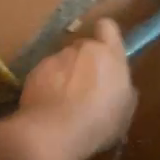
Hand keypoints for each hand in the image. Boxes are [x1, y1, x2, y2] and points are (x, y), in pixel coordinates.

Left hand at [20, 19, 136, 157]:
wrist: (54, 132)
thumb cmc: (99, 122)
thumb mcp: (125, 111)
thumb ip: (124, 90)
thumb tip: (120, 86)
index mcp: (109, 54)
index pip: (107, 26)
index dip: (106, 37)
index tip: (106, 53)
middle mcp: (81, 49)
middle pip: (83, 47)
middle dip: (84, 62)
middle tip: (86, 89)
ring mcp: (56, 58)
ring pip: (63, 61)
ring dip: (65, 75)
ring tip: (64, 103)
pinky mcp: (34, 71)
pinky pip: (45, 74)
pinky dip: (47, 85)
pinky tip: (48, 107)